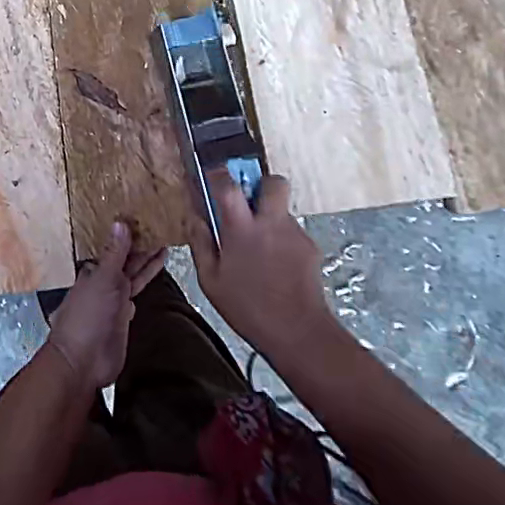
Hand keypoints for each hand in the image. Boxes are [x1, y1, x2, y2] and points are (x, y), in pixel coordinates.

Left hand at [45, 222, 166, 388]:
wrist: (83, 362)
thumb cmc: (87, 317)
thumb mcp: (102, 280)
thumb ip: (115, 253)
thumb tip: (119, 222)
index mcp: (96, 271)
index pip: (117, 246)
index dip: (131, 233)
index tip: (147, 217)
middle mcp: (105, 282)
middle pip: (128, 259)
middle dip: (144, 245)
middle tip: (163, 227)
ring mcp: (115, 299)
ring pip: (135, 274)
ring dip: (148, 261)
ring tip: (166, 244)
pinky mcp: (124, 315)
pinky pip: (138, 291)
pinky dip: (147, 279)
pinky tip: (156, 270)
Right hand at [187, 170, 342, 360]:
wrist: (297, 330)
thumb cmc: (249, 309)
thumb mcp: (211, 282)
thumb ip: (201, 244)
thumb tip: (196, 219)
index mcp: (242, 230)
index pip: (229, 185)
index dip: (220, 175)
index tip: (215, 176)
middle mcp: (271, 223)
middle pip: (273, 181)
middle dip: (261, 183)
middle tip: (249, 203)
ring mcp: (294, 232)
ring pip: (282, 210)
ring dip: (270, 218)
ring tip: (259, 250)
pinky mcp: (309, 245)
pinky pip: (291, 232)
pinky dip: (281, 240)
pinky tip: (275, 266)